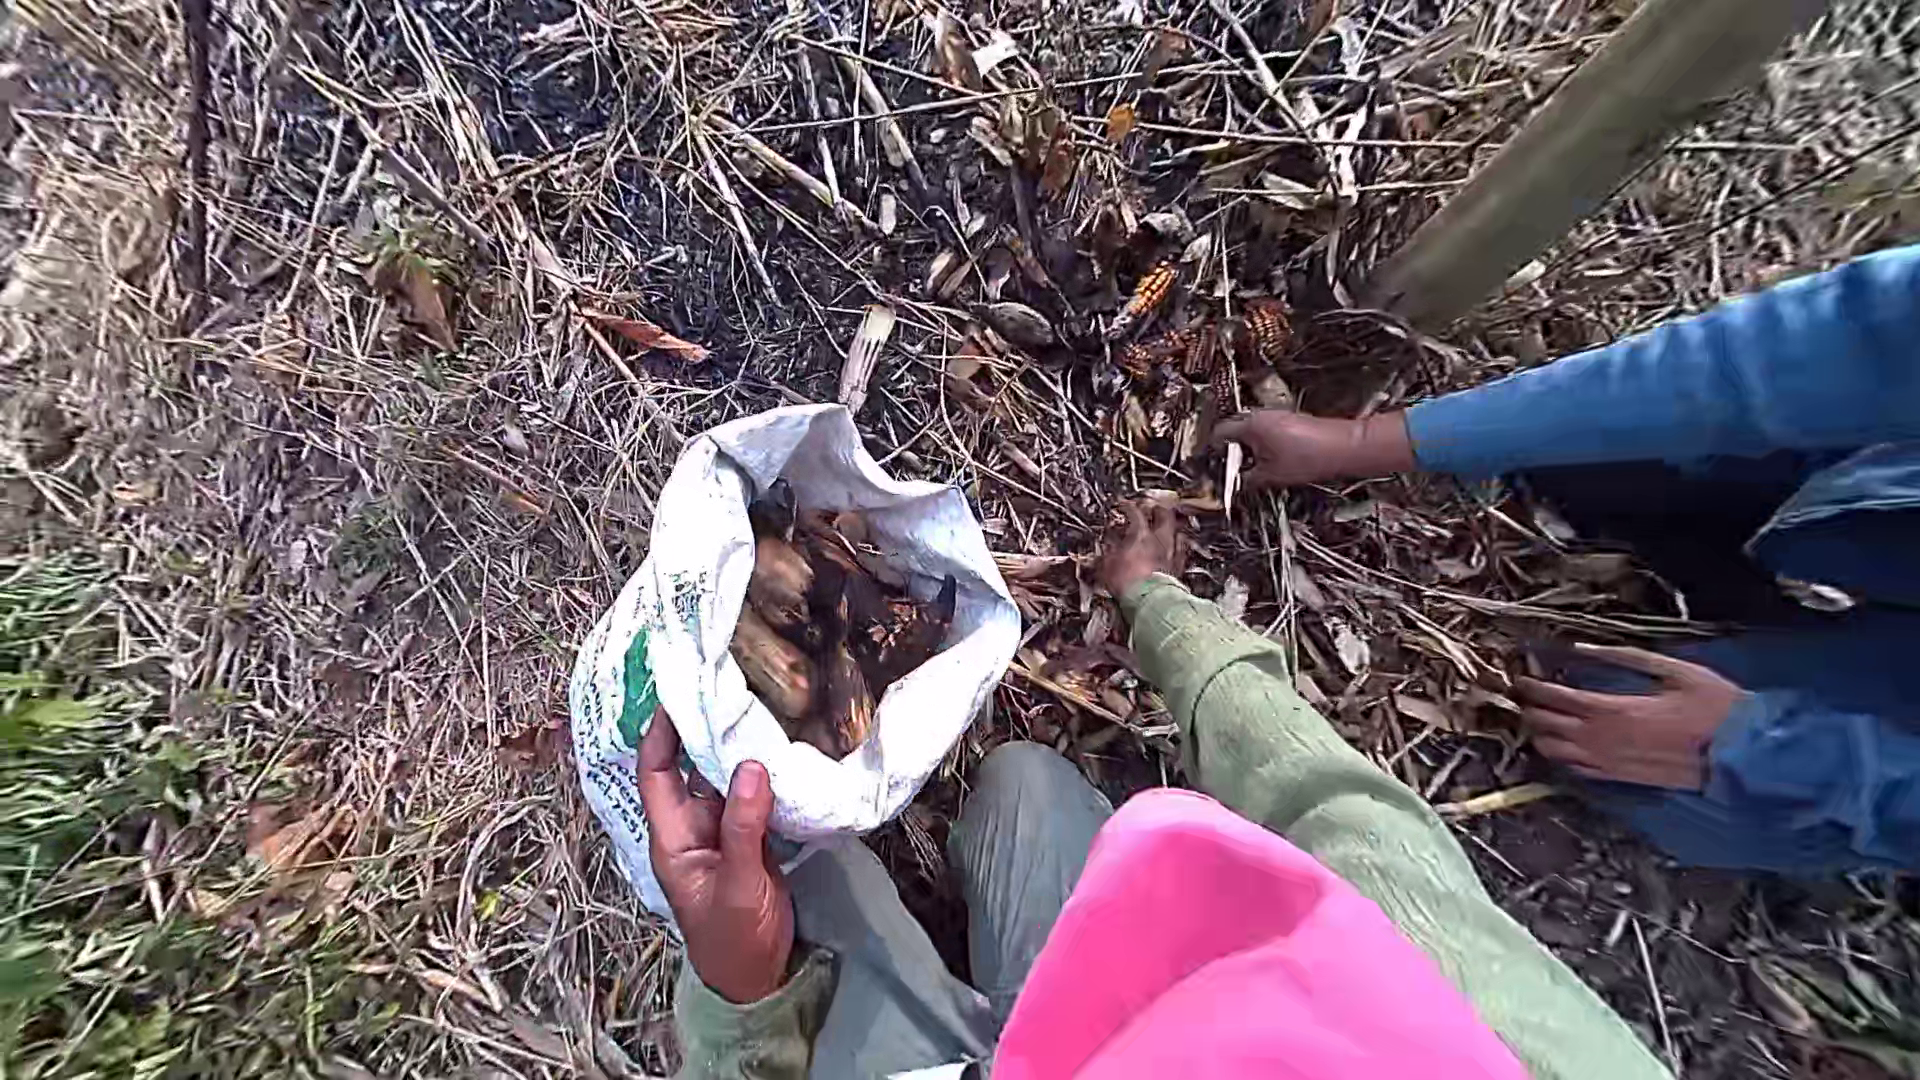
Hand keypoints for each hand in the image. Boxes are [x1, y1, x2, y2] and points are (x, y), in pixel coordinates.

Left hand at [637, 707, 794, 1002]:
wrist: (760, 975)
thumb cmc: (735, 937)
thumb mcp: (738, 885)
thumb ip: (744, 828)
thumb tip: (753, 764)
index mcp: (674, 836)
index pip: (656, 774)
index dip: (660, 735)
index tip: (678, 696)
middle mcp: (694, 823)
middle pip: (691, 766)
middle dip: (704, 728)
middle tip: (728, 687)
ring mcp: (723, 825)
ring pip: (725, 774)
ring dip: (737, 744)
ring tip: (758, 705)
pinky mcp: (750, 830)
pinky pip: (752, 789)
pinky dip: (763, 766)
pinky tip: (781, 744)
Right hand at [1099, 497, 1184, 595]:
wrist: (1149, 601)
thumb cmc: (1128, 582)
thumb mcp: (1106, 565)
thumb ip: (1105, 554)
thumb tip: (1101, 551)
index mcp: (1140, 534)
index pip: (1134, 512)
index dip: (1128, 506)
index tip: (1123, 505)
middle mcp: (1159, 540)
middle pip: (1163, 515)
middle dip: (1157, 510)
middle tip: (1152, 509)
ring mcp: (1171, 553)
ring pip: (1176, 531)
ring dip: (1170, 527)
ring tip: (1166, 527)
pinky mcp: (1178, 568)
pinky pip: (1181, 551)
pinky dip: (1177, 547)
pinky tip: (1175, 549)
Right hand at [1211, 410, 1415, 488]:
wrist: (1346, 448)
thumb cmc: (1308, 458)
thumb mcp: (1269, 476)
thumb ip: (1245, 480)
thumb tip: (1232, 487)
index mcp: (1250, 424)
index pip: (1218, 434)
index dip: (1211, 451)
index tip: (1209, 465)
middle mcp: (1260, 416)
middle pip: (1231, 433)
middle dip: (1227, 452)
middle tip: (1226, 472)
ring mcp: (1275, 417)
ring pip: (1248, 434)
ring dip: (1244, 451)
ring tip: (1245, 470)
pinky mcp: (1287, 422)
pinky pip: (1262, 434)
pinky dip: (1259, 448)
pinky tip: (1264, 463)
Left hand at [1515, 645, 1743, 790]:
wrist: (1762, 760)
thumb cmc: (1723, 712)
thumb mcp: (1679, 673)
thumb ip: (1627, 657)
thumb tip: (1582, 647)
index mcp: (1610, 709)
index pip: (1549, 696)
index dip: (1528, 686)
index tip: (1521, 678)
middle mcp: (1599, 736)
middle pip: (1540, 721)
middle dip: (1527, 706)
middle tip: (1526, 697)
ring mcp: (1607, 760)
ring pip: (1548, 747)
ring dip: (1537, 732)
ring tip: (1540, 719)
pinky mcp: (1620, 778)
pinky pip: (1573, 767)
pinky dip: (1559, 754)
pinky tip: (1563, 743)